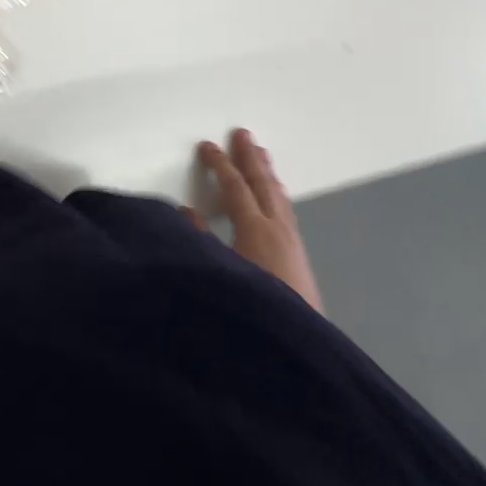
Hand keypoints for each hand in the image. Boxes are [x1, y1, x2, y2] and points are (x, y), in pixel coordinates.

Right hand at [195, 129, 323, 313]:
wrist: (295, 350)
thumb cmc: (249, 309)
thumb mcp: (215, 273)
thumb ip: (199, 241)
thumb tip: (186, 212)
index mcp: (255, 230)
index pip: (236, 188)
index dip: (220, 165)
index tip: (207, 146)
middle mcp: (278, 231)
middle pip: (264, 186)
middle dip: (252, 159)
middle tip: (244, 134)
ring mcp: (292, 245)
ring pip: (279, 199)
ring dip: (267, 175)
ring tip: (261, 158)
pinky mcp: (299, 260)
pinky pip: (286, 213)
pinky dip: (276, 196)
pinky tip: (275, 201)